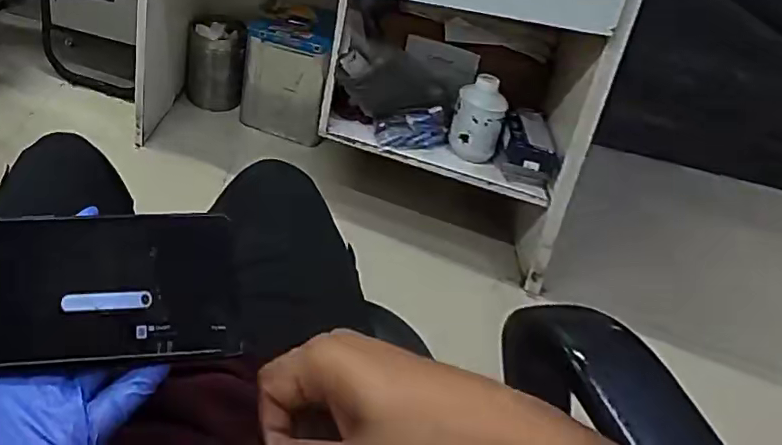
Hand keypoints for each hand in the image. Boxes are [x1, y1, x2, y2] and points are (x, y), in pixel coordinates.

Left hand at [0, 255, 167, 444]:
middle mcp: (31, 376)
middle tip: (124, 254)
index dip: (55, 271)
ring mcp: (55, 404)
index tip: (76, 234)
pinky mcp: (73, 432)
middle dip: (98, 291)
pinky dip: (139, 382)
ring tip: (149, 294)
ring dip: (125, 330)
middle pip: (73, 325)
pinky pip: (114, 406)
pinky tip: (157, 353)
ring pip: (100, 359)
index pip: (32, 304)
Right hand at [258, 329, 605, 444]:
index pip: (268, 386)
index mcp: (323, 353)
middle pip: (296, 392)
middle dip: (304, 439)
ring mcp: (376, 362)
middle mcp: (343, 346)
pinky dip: (359, 436)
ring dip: (332, 440)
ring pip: (329, 404)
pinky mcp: (403, 382)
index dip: (274, 436)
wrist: (513, 442)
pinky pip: (360, 407)